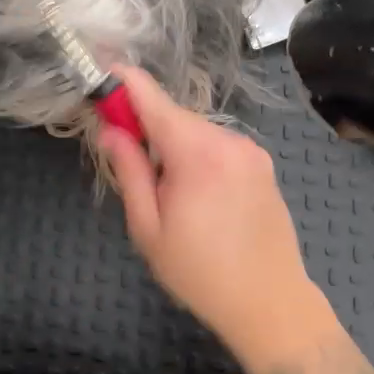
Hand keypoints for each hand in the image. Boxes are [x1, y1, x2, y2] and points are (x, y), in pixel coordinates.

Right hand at [98, 67, 333, 360]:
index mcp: (197, 153)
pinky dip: (198, 156)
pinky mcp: (263, 165)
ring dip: (173, 146)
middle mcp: (228, 141)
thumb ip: (129, 171)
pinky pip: (218, 148)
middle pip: (174, 117)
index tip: (102, 70)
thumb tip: (110, 131)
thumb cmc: (200, 273)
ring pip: (197, 133)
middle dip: (147, 128)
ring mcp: (251, 152)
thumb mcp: (148, 227)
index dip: (124, 82)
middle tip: (127, 162)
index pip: (153, 100)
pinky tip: (197, 197)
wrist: (271, 304)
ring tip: (168, 195)